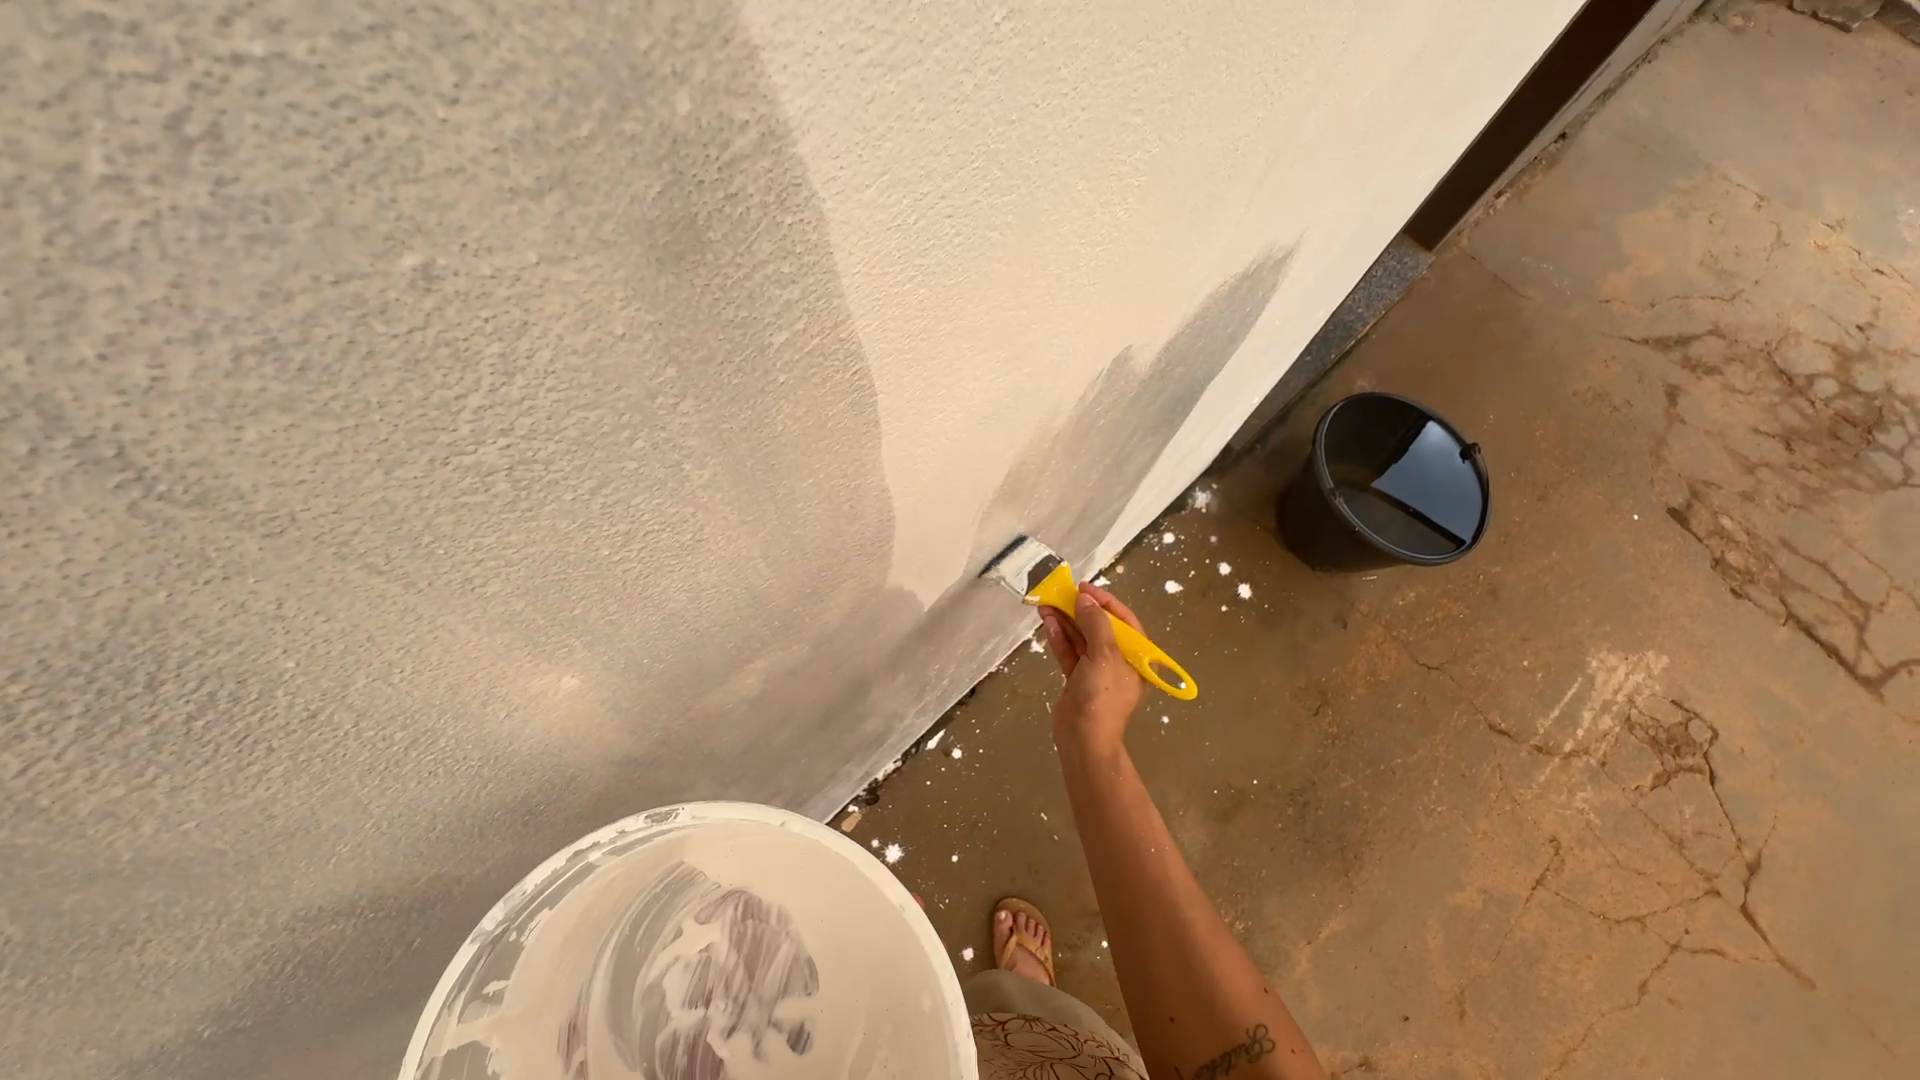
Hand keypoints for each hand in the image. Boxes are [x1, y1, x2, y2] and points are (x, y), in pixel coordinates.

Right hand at [1038, 583, 1146, 752]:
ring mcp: (1096, 670)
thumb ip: (1096, 623)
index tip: (1083, 588)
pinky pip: (1070, 653)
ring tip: (1046, 604)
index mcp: (1135, 655)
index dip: (1104, 601)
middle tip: (1060, 593)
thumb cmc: (1103, 695)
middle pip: (1099, 627)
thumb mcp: (1105, 654)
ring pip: (1081, 638)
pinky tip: (1048, 623)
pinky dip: (1059, 638)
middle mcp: (1118, 660)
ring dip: (1066, 621)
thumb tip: (1085, 599)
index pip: (1123, 620)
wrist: (1085, 738)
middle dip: (1080, 609)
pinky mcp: (1078, 679)